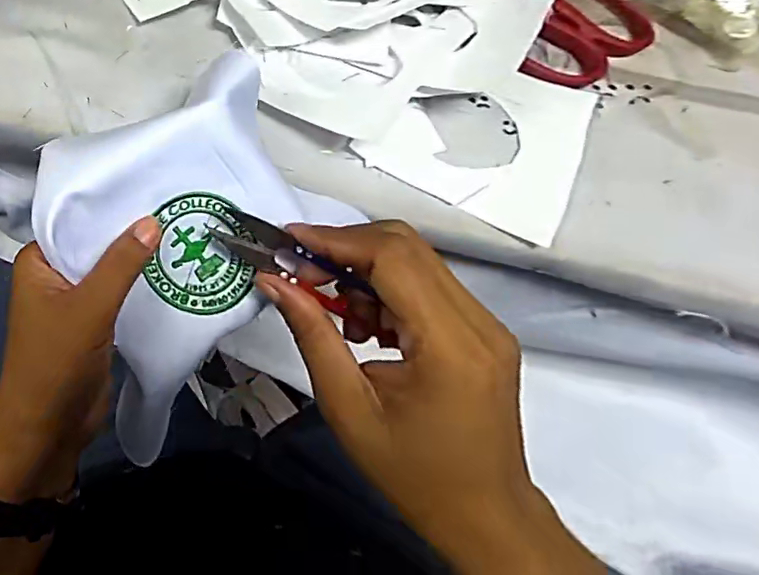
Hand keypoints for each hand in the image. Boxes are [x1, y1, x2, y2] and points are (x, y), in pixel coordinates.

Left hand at [0, 218, 160, 503]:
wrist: (47, 433)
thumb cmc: (55, 363)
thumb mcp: (89, 308)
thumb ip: (120, 265)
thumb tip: (151, 220)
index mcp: (37, 262)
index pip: (71, 221)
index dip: (105, 207)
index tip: (145, 189)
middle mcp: (51, 276)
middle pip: (92, 246)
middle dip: (126, 234)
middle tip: (172, 208)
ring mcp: (71, 302)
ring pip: (106, 272)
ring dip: (135, 262)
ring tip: (179, 233)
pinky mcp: (91, 326)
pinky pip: (116, 297)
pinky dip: (137, 289)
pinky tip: (169, 274)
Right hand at [260, 221, 602, 574]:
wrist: (486, 518)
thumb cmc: (414, 471)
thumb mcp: (346, 405)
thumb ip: (311, 332)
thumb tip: (272, 279)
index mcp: (450, 346)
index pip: (392, 258)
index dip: (335, 240)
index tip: (287, 242)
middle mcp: (479, 325)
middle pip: (404, 245)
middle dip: (343, 246)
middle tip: (302, 271)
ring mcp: (486, 324)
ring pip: (413, 257)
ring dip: (361, 265)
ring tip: (333, 306)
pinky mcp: (481, 329)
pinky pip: (423, 279)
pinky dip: (382, 283)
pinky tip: (362, 320)